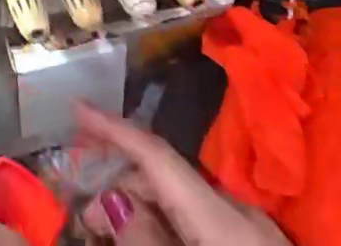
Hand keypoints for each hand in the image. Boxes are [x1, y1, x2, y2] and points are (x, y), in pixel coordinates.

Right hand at [74, 103, 290, 245]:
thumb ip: (144, 241)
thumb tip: (114, 202)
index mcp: (225, 220)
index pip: (158, 156)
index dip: (113, 128)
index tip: (76, 108)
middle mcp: (247, 220)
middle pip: (170, 180)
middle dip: (124, 187)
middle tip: (88, 219)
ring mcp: (264, 240)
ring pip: (190, 204)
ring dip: (149, 211)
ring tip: (118, 236)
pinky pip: (210, 227)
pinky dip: (176, 228)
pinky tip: (157, 242)